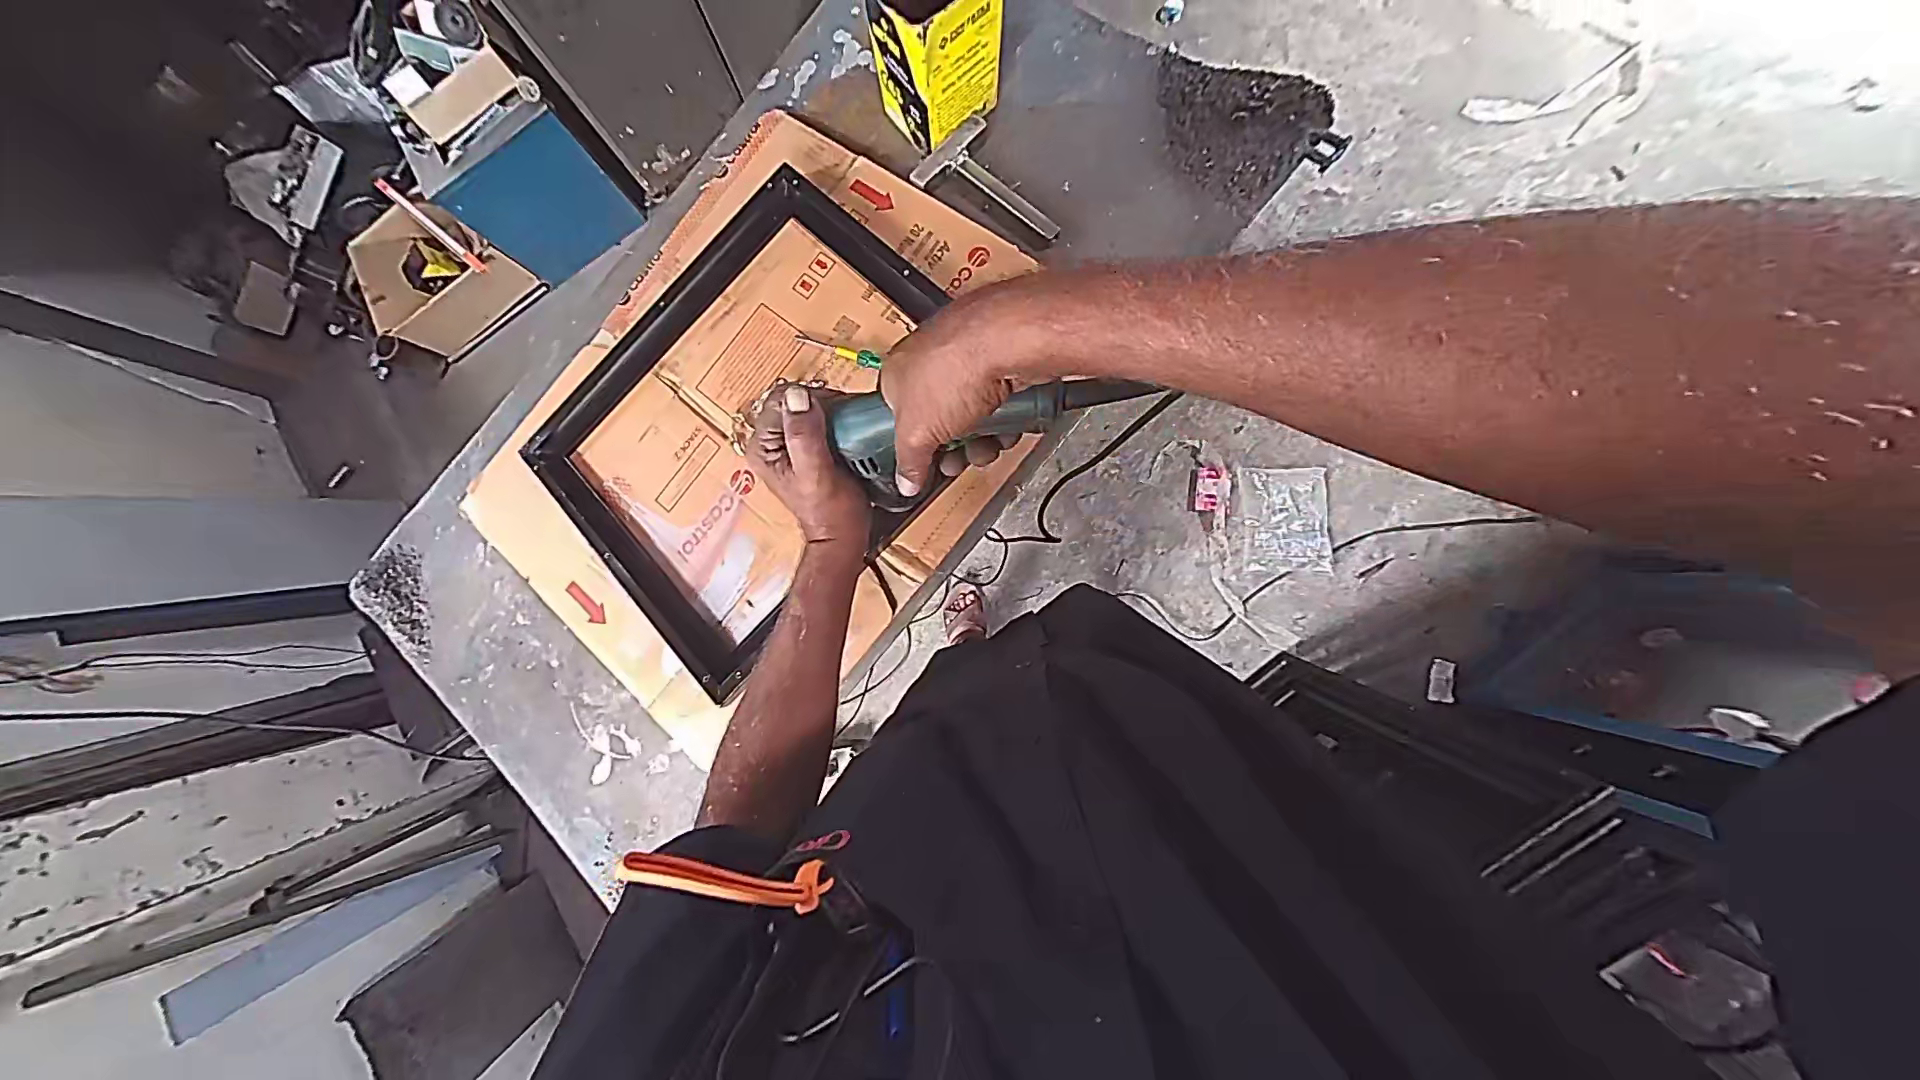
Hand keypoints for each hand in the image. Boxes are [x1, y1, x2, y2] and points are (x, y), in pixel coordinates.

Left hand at [749, 383, 870, 548]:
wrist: (844, 535)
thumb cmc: (830, 512)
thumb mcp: (816, 472)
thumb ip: (804, 435)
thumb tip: (797, 395)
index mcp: (762, 446)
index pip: (782, 400)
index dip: (811, 399)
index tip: (836, 410)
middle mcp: (772, 442)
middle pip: (795, 400)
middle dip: (823, 402)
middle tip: (846, 418)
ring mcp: (791, 444)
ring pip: (810, 407)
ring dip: (833, 410)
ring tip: (851, 425)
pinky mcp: (810, 448)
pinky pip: (821, 420)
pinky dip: (837, 419)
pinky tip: (850, 430)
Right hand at [880, 301, 1040, 495]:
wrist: (1008, 340)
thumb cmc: (956, 367)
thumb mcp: (917, 432)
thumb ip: (909, 461)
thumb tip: (906, 482)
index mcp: (896, 374)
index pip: (896, 418)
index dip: (912, 445)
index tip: (924, 466)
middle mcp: (929, 363)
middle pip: (938, 421)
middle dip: (953, 448)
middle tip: (960, 461)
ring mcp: (965, 361)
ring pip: (971, 414)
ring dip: (982, 440)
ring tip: (989, 447)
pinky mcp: (999, 364)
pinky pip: (997, 403)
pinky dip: (1003, 420)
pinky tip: (1008, 428)